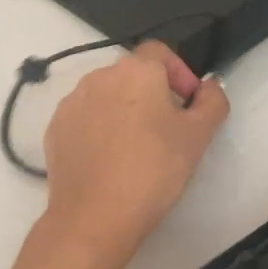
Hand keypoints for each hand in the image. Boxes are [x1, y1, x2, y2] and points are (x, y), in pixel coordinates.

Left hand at [39, 41, 229, 265]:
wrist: (95, 217)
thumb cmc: (155, 169)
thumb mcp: (200, 135)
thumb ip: (213, 101)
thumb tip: (208, 87)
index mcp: (136, 71)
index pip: (160, 51)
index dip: (180, 72)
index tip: (189, 103)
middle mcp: (99, 78)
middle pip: (133, 73)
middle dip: (154, 92)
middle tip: (170, 128)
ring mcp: (71, 104)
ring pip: (108, 95)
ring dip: (126, 109)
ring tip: (140, 146)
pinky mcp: (54, 130)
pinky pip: (86, 118)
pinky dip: (102, 128)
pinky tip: (113, 159)